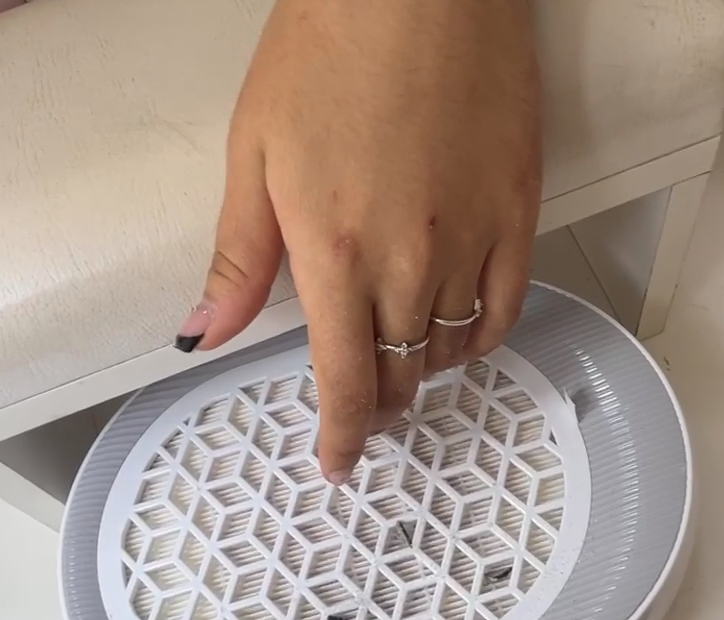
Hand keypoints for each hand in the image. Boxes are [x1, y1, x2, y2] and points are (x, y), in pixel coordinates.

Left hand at [178, 0, 542, 481]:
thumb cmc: (327, 51)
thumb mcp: (256, 154)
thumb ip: (240, 260)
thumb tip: (205, 336)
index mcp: (336, 256)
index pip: (343, 384)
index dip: (340, 437)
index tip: (338, 464)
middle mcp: (408, 266)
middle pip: (397, 377)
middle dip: (376, 405)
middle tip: (364, 405)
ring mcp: (470, 244)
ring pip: (448, 352)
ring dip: (420, 371)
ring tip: (402, 358)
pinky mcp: (518, 217)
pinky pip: (503, 312)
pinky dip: (478, 339)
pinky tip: (459, 336)